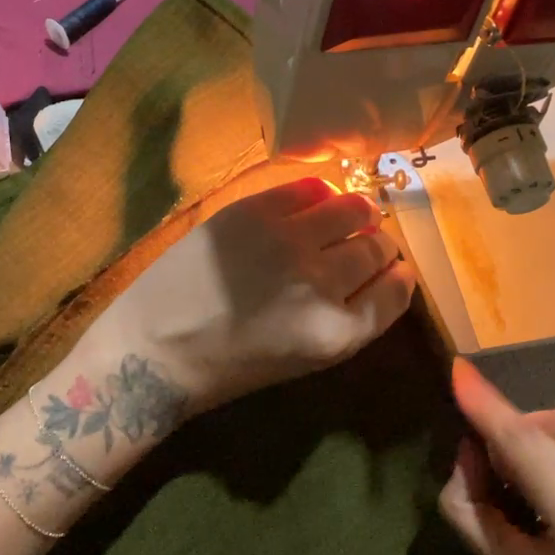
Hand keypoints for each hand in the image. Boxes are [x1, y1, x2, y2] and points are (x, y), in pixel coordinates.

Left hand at [98, 177, 415, 411]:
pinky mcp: (254, 211)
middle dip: (377, 246)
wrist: (156, 349)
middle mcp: (323, 284)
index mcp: (338, 334)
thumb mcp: (301, 359)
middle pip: (376, 249)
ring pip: (351, 210)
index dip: (398, 277)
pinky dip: (320, 192)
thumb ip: (343, 320)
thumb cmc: (226, 367)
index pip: (395, 292)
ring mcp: (288, 241)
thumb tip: (370, 276)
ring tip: (348, 215)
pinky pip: (308, 188)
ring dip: (358, 213)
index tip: (393, 271)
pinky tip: (315, 200)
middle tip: (365, 242)